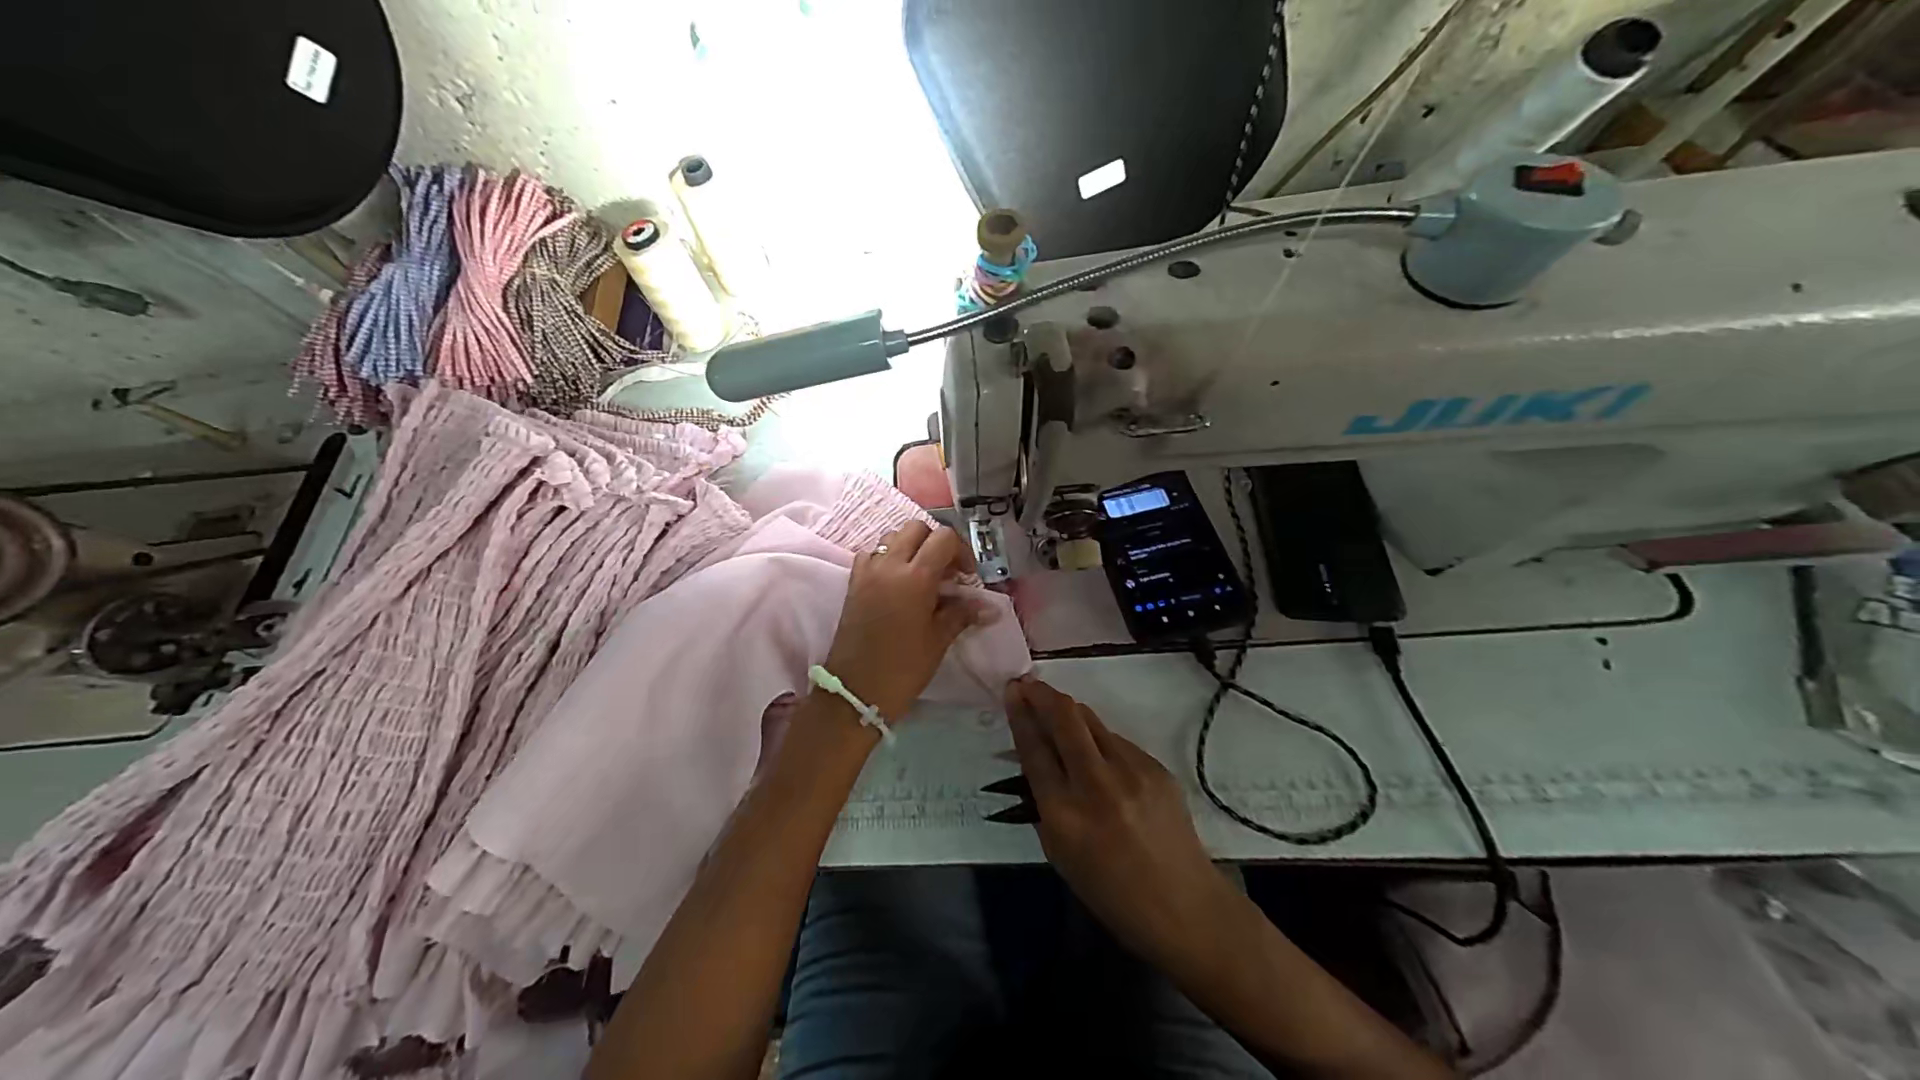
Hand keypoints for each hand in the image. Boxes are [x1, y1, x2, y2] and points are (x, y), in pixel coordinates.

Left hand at [822, 521, 983, 722]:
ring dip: (911, 548)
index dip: (961, 552)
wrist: (855, 691)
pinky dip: (887, 558)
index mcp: (915, 577)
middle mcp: (889, 564)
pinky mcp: (853, 582)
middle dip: (936, 544)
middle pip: (916, 529)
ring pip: (892, 537)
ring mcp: (867, 571)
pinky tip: (897, 583)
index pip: (944, 539)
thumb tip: (989, 606)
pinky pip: (872, 554)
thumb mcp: (938, 640)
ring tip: (922, 577)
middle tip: (946, 573)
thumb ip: (962, 614)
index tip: (966, 577)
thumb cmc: (903, 668)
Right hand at [1005, 677, 1235, 966]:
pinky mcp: (1157, 768)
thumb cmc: (1111, 892)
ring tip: (1055, 708)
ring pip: (1092, 722)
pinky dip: (1098, 739)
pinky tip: (1095, 752)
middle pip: (1064, 719)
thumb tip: (1036, 757)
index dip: (1020, 715)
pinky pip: (1116, 741)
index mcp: (1064, 814)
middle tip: (1027, 684)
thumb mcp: (1060, 853)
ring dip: (1069, 711)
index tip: (1013, 691)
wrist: (1183, 906)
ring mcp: (1132, 772)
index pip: (1035, 749)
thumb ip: (1044, 802)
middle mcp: (1097, 784)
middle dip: (1042, 694)